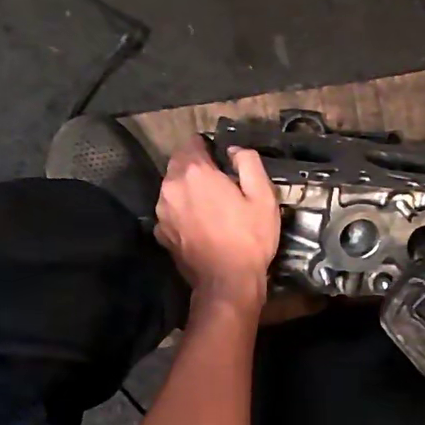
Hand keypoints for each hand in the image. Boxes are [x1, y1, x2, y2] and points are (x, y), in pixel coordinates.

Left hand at [154, 144, 281, 306]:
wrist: (227, 282)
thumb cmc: (250, 238)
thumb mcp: (264, 196)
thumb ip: (248, 162)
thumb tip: (234, 150)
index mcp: (195, 172)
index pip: (193, 142)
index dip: (209, 148)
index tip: (224, 162)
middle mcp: (171, 186)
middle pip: (179, 164)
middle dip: (197, 169)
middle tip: (221, 186)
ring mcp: (162, 211)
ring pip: (173, 188)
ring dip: (188, 191)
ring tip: (211, 208)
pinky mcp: (161, 233)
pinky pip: (171, 212)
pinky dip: (182, 213)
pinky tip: (200, 227)